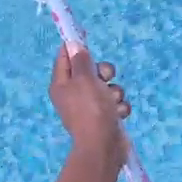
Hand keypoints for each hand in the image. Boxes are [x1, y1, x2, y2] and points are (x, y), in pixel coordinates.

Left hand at [49, 45, 129, 169]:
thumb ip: (81, 60)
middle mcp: (74, 95)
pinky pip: (116, 103)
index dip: (74, 46)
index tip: (84, 35)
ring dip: (114, 92)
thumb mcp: (84, 78)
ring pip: (107, 87)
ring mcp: (90, 107)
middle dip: (103, 72)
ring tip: (112, 103)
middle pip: (90, 71)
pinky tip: (118, 114)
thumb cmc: (90, 109)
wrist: (103, 146)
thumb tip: (73, 44)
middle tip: (105, 78)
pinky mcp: (105, 118)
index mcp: (62, 85)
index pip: (64, 57)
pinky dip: (119, 107)